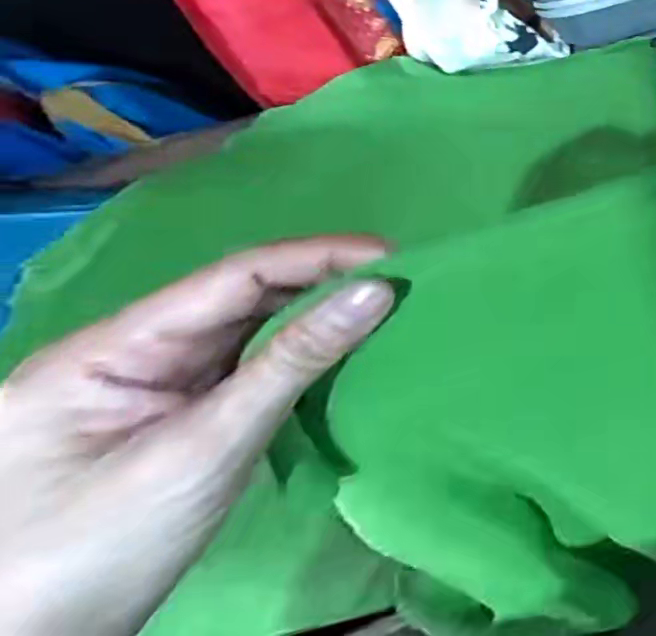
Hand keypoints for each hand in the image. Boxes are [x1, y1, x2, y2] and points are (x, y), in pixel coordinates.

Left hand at [0, 236, 395, 635]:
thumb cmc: (98, 545)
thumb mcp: (205, 447)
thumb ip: (294, 361)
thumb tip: (380, 290)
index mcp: (111, 351)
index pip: (235, 277)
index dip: (318, 256)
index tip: (395, 257)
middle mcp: (136, 353)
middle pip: (249, 294)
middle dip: (329, 280)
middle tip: (410, 280)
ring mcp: (162, 383)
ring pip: (259, 324)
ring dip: (325, 312)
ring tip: (395, 304)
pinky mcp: (189, 410)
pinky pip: (260, 359)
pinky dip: (312, 347)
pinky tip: (354, 343)